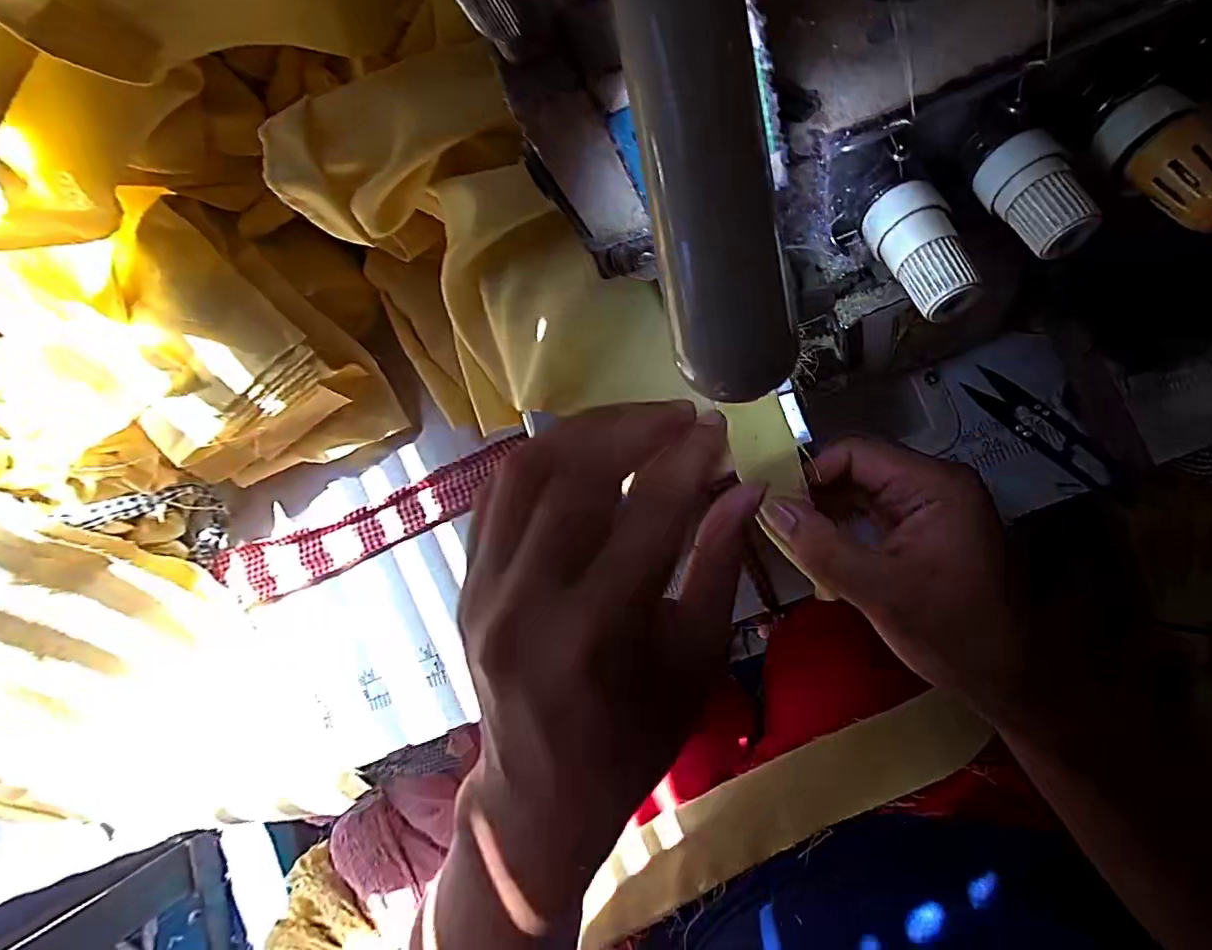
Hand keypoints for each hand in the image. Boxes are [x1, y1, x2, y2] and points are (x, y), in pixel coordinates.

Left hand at [454, 402, 764, 934]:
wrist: (540, 795)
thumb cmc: (634, 737)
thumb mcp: (695, 658)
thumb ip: (719, 562)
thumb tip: (746, 488)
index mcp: (594, 634)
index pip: (647, 512)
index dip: (688, 459)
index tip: (717, 429)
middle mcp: (524, 602)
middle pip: (575, 475)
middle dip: (636, 428)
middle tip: (681, 416)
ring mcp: (482, 588)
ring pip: (526, 469)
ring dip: (587, 429)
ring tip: (638, 421)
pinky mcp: (466, 581)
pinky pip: (499, 492)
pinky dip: (546, 454)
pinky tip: (587, 446)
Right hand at [761, 437, 1032, 725]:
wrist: (1005, 678)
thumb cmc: (950, 632)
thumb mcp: (879, 591)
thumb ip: (821, 546)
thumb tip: (771, 508)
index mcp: (935, 484)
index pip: (858, 453)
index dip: (811, 471)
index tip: (774, 500)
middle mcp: (936, 483)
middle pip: (860, 470)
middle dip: (816, 494)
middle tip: (775, 521)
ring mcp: (932, 506)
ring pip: (863, 493)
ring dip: (827, 514)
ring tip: (791, 537)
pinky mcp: (926, 529)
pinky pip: (875, 515)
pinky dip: (846, 530)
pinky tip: (819, 550)